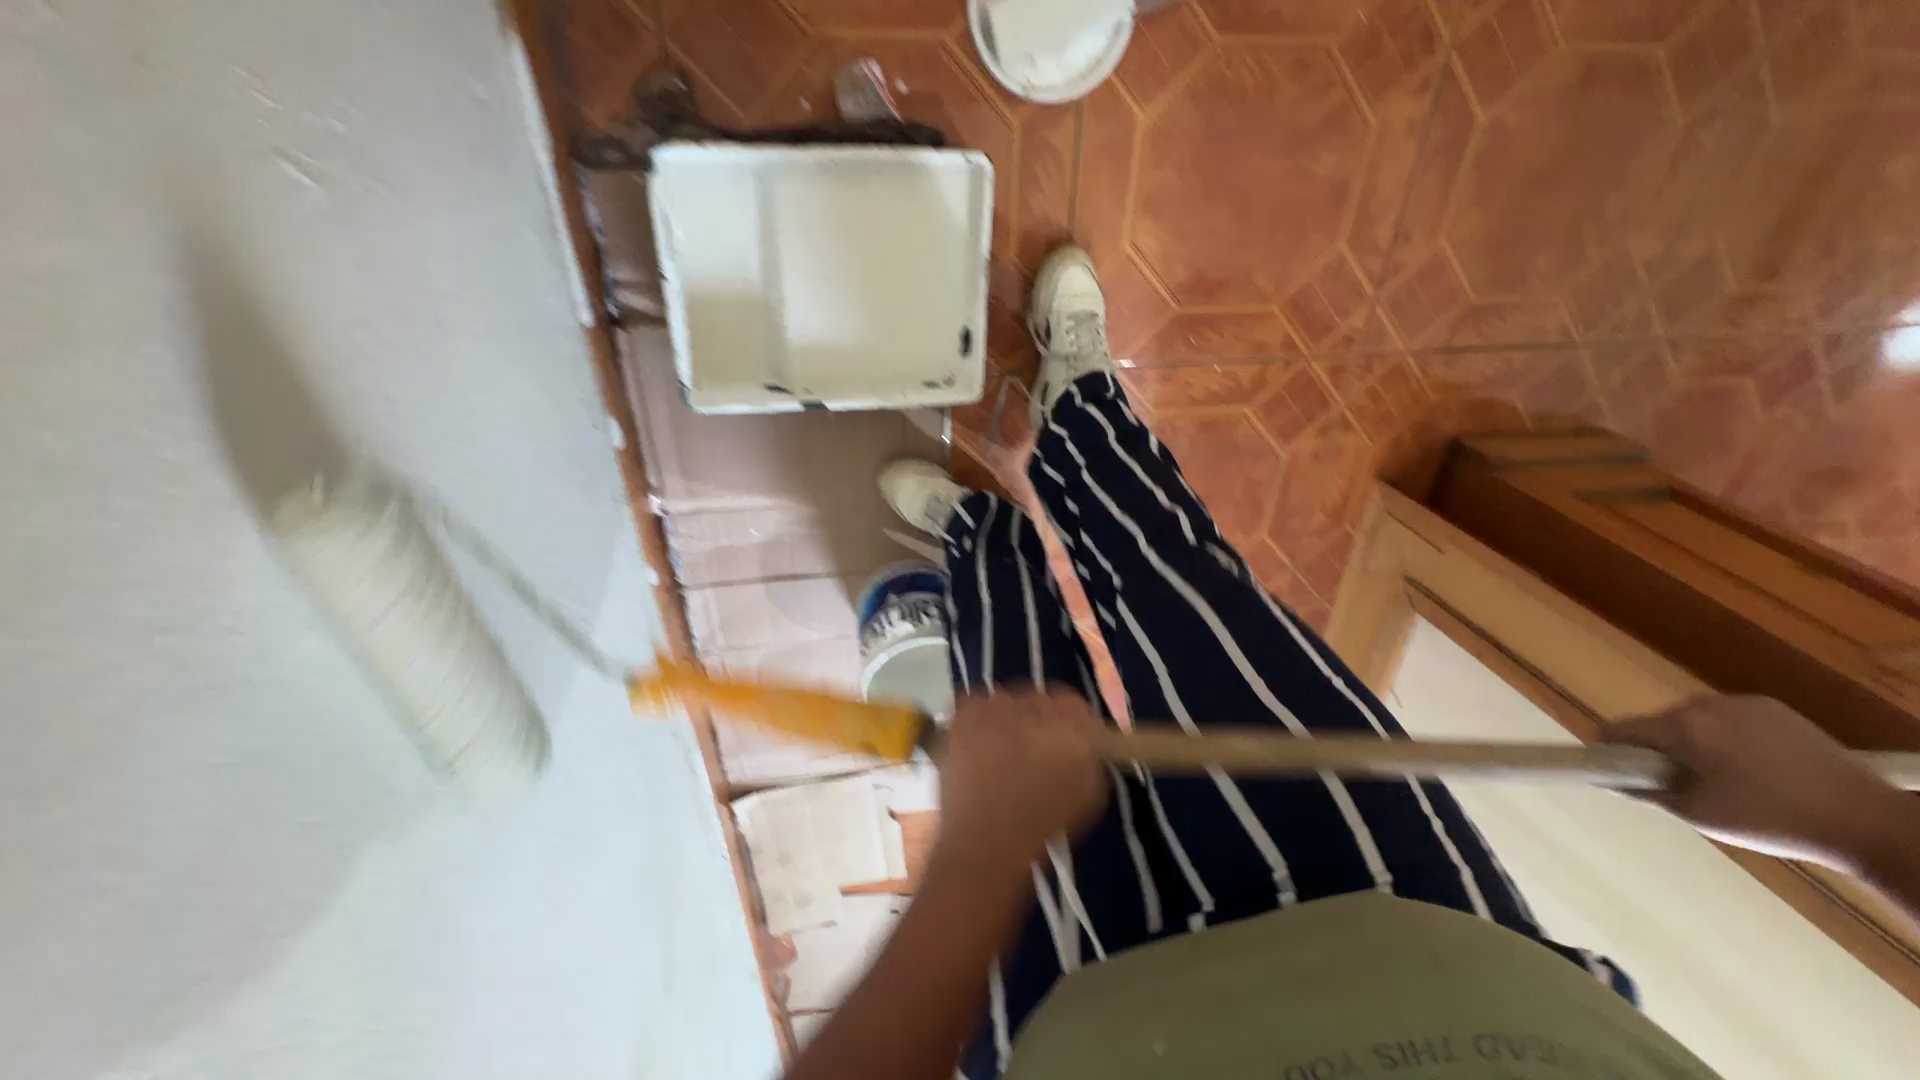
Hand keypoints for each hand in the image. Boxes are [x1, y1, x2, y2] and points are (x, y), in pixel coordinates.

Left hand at [935, 685, 1106, 871]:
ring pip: (1005, 698)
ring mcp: (993, 710)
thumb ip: (1090, 755)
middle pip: (1039, 697)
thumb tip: (1086, 738)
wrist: (984, 844)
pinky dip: (976, 715)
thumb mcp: (1087, 792)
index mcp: (1071, 726)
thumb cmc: (1040, 825)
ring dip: (1007, 715)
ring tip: (1002, 745)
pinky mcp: (963, 718)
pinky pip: (973, 702)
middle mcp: (1033, 708)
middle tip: (1033, 744)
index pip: (1073, 703)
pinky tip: (978, 740)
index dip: (1070, 720)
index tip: (1066, 737)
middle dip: (1038, 717)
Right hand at [1602, 695, 1912, 873]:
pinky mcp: (1774, 708)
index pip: (1620, 730)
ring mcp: (1743, 703)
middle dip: (1659, 749)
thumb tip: (1612, 781)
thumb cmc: (1771, 820)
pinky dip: (1726, 738)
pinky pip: (1727, 718)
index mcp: (1683, 727)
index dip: (1610, 751)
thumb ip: (1647, 792)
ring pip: (1693, 720)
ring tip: (1723, 779)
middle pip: (1657, 723)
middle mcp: (1705, 704)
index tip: (1617, 773)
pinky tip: (1753, 767)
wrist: (1866, 820)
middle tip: (1682, 785)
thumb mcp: (1698, 814)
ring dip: (1693, 743)